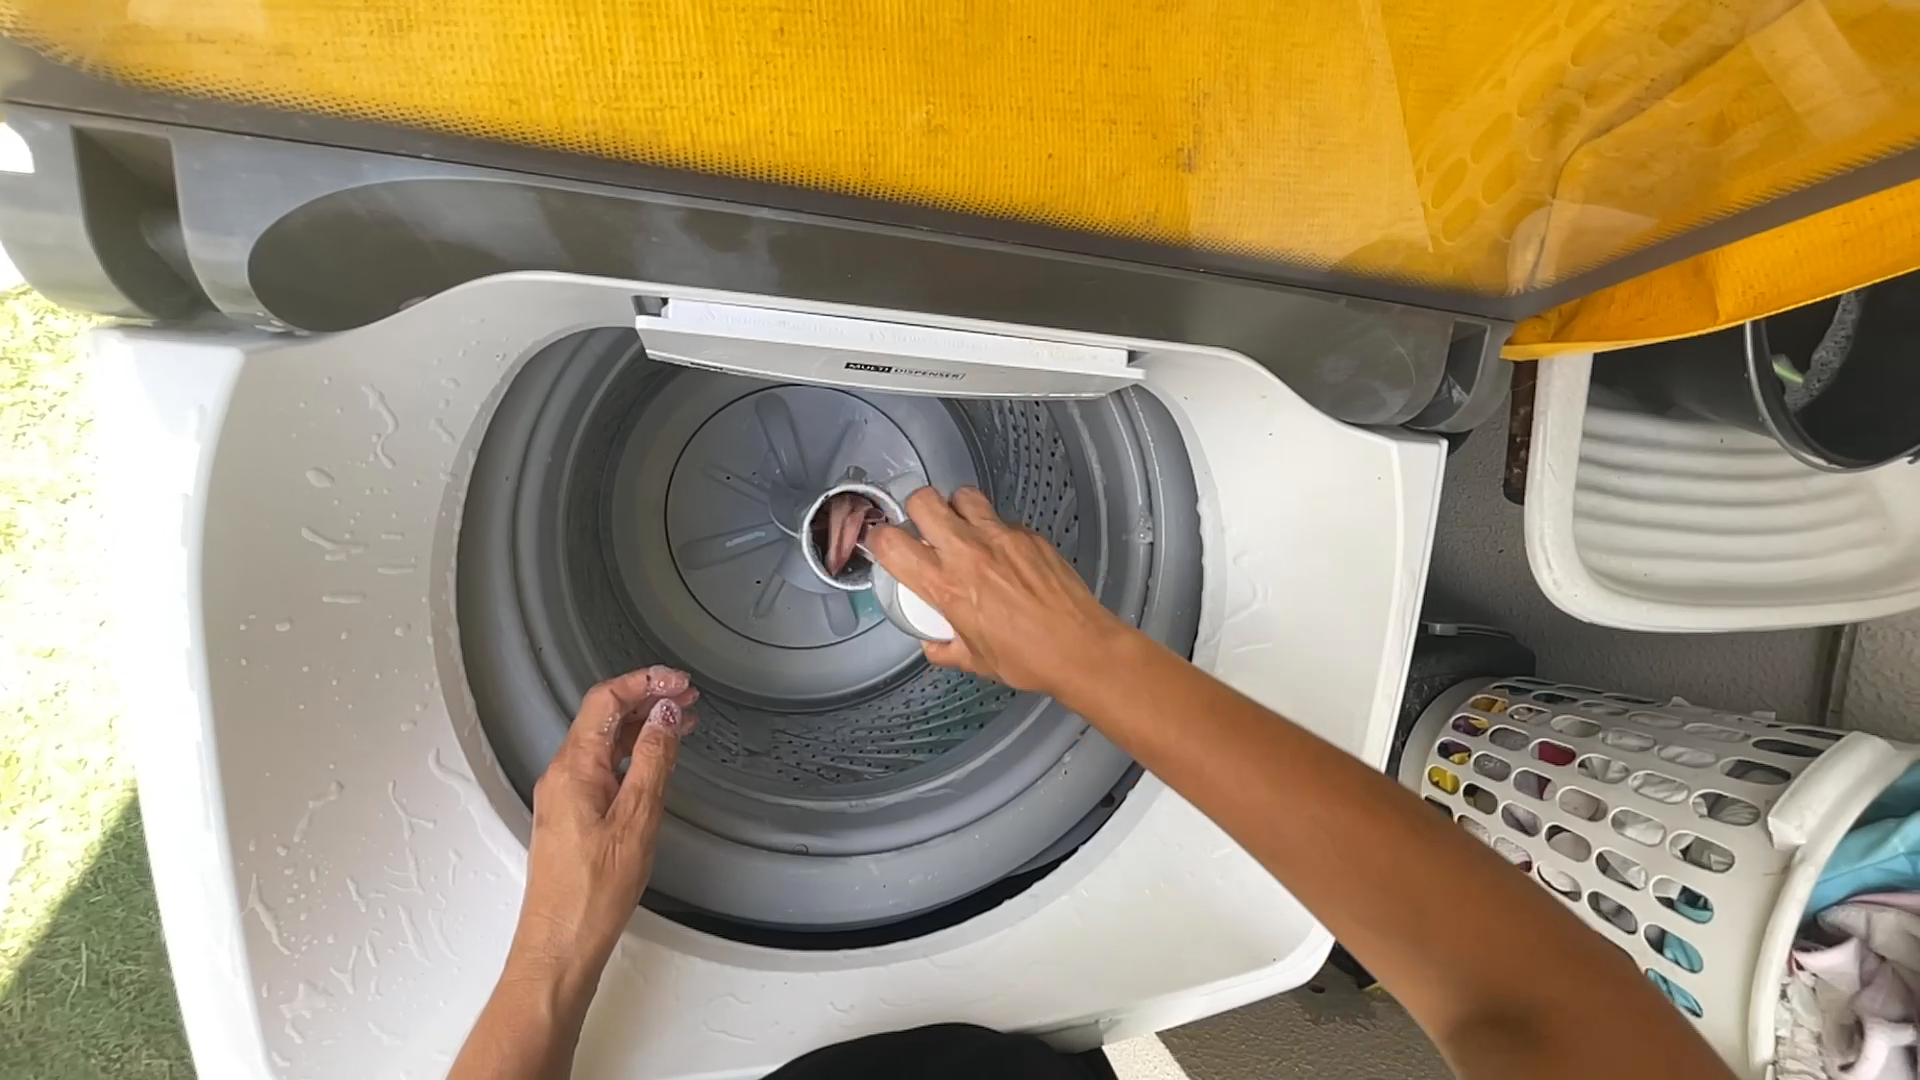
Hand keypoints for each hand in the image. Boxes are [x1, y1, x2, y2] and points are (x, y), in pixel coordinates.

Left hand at [510, 666, 698, 981]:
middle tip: (687, 693)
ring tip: (683, 717)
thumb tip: (667, 716)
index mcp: (573, 769)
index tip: (678, 681)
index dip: (644, 681)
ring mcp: (567, 794)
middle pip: (605, 715)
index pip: (606, 701)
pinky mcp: (575, 812)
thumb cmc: (591, 894)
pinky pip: (606, 763)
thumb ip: (655, 760)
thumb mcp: (637, 818)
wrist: (560, 946)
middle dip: (648, 697)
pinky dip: (637, 749)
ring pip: (608, 739)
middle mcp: (564, 775)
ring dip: (645, 723)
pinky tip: (661, 754)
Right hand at [866, 486, 1131, 695]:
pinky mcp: (1028, 535)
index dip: (880, 538)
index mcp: (946, 586)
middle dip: (916, 510)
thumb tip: (933, 644)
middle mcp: (968, 553)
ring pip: (962, 495)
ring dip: (956, 509)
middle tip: (924, 529)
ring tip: (963, 530)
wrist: (1080, 647)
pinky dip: (993, 529)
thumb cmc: (1028, 658)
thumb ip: (945, 648)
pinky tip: (1003, 553)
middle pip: (923, 500)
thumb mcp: (975, 661)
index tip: (884, 544)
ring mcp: (1000, 538)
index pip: (892, 543)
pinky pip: (1000, 518)